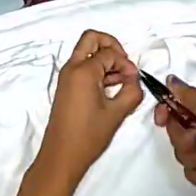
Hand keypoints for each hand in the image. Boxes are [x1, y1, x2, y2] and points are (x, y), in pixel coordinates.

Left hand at [36, 31, 143, 185]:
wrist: (61, 156)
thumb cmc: (88, 136)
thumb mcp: (116, 113)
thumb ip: (131, 91)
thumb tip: (134, 79)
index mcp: (83, 71)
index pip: (109, 53)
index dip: (125, 63)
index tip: (134, 79)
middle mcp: (72, 67)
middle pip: (91, 39)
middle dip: (111, 46)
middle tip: (124, 64)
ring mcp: (66, 76)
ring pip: (87, 52)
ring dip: (105, 59)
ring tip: (122, 81)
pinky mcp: (66, 86)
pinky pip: (83, 66)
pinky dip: (98, 69)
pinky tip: (111, 87)